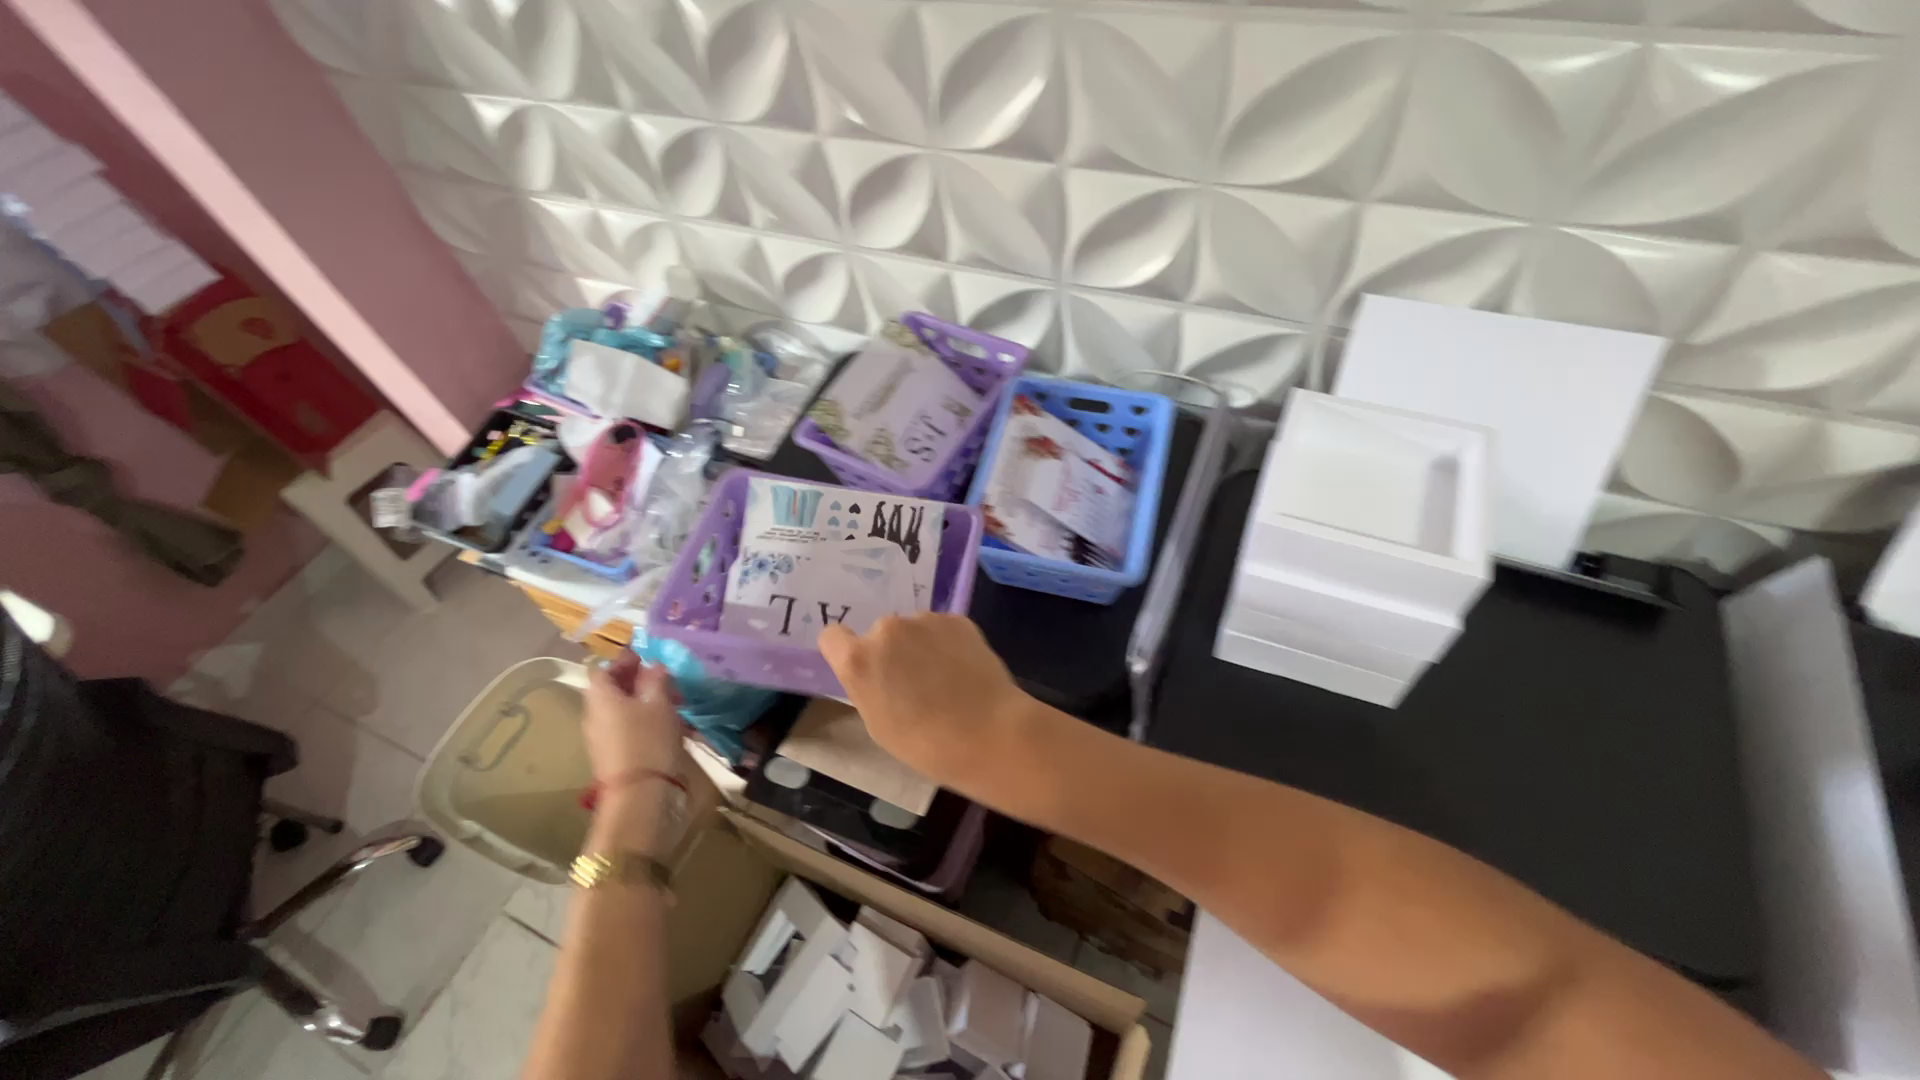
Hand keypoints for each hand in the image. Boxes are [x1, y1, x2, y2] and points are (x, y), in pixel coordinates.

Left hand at [582, 652, 682, 787]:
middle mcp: (594, 715)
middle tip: (667, 680)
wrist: (640, 794)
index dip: (625, 660)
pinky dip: (646, 721)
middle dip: (640, 681)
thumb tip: (653, 665)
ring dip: (646, 702)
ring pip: (623, 710)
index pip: (605, 669)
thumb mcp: (658, 702)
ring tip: (675, 704)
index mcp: (600, 697)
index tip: (648, 657)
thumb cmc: (648, 739)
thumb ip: (655, 679)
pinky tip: (671, 726)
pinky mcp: (614, 755)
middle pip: (613, 689)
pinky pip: (628, 728)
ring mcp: (602, 738)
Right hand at [818, 615, 1031, 790]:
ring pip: (913, 628)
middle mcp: (886, 629)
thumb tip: (877, 673)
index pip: (832, 636)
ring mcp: (924, 620)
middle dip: (891, 650)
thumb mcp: (877, 723)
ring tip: (944, 677)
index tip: (865, 669)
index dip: (846, 651)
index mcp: (858, 660)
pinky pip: (942, 627)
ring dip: (920, 644)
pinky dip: (948, 642)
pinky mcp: (957, 619)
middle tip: (914, 681)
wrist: (988, 733)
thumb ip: (867, 686)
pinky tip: (963, 668)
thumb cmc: (925, 743)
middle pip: (879, 633)